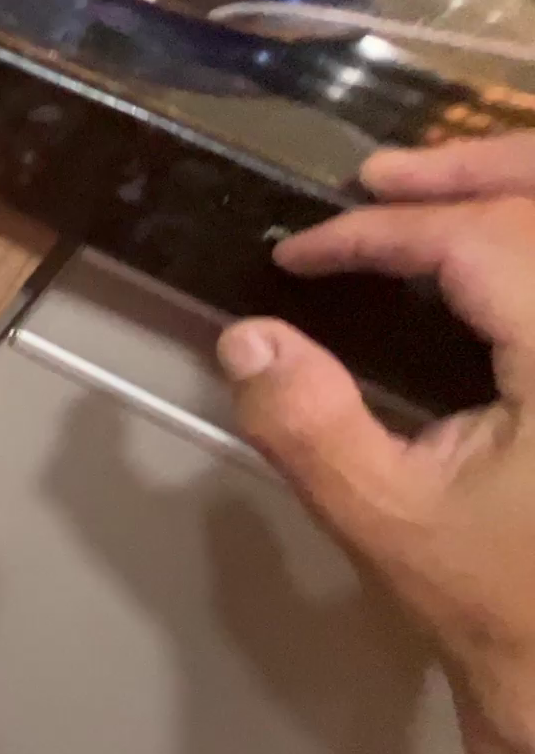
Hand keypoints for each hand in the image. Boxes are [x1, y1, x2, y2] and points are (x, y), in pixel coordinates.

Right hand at [216, 132, 534, 731]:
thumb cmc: (487, 582)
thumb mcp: (375, 509)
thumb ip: (305, 421)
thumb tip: (246, 336)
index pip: (491, 245)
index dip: (383, 233)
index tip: (297, 254)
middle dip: (477, 172)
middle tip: (377, 178)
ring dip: (524, 186)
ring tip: (433, 184)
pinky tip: (503, 234)